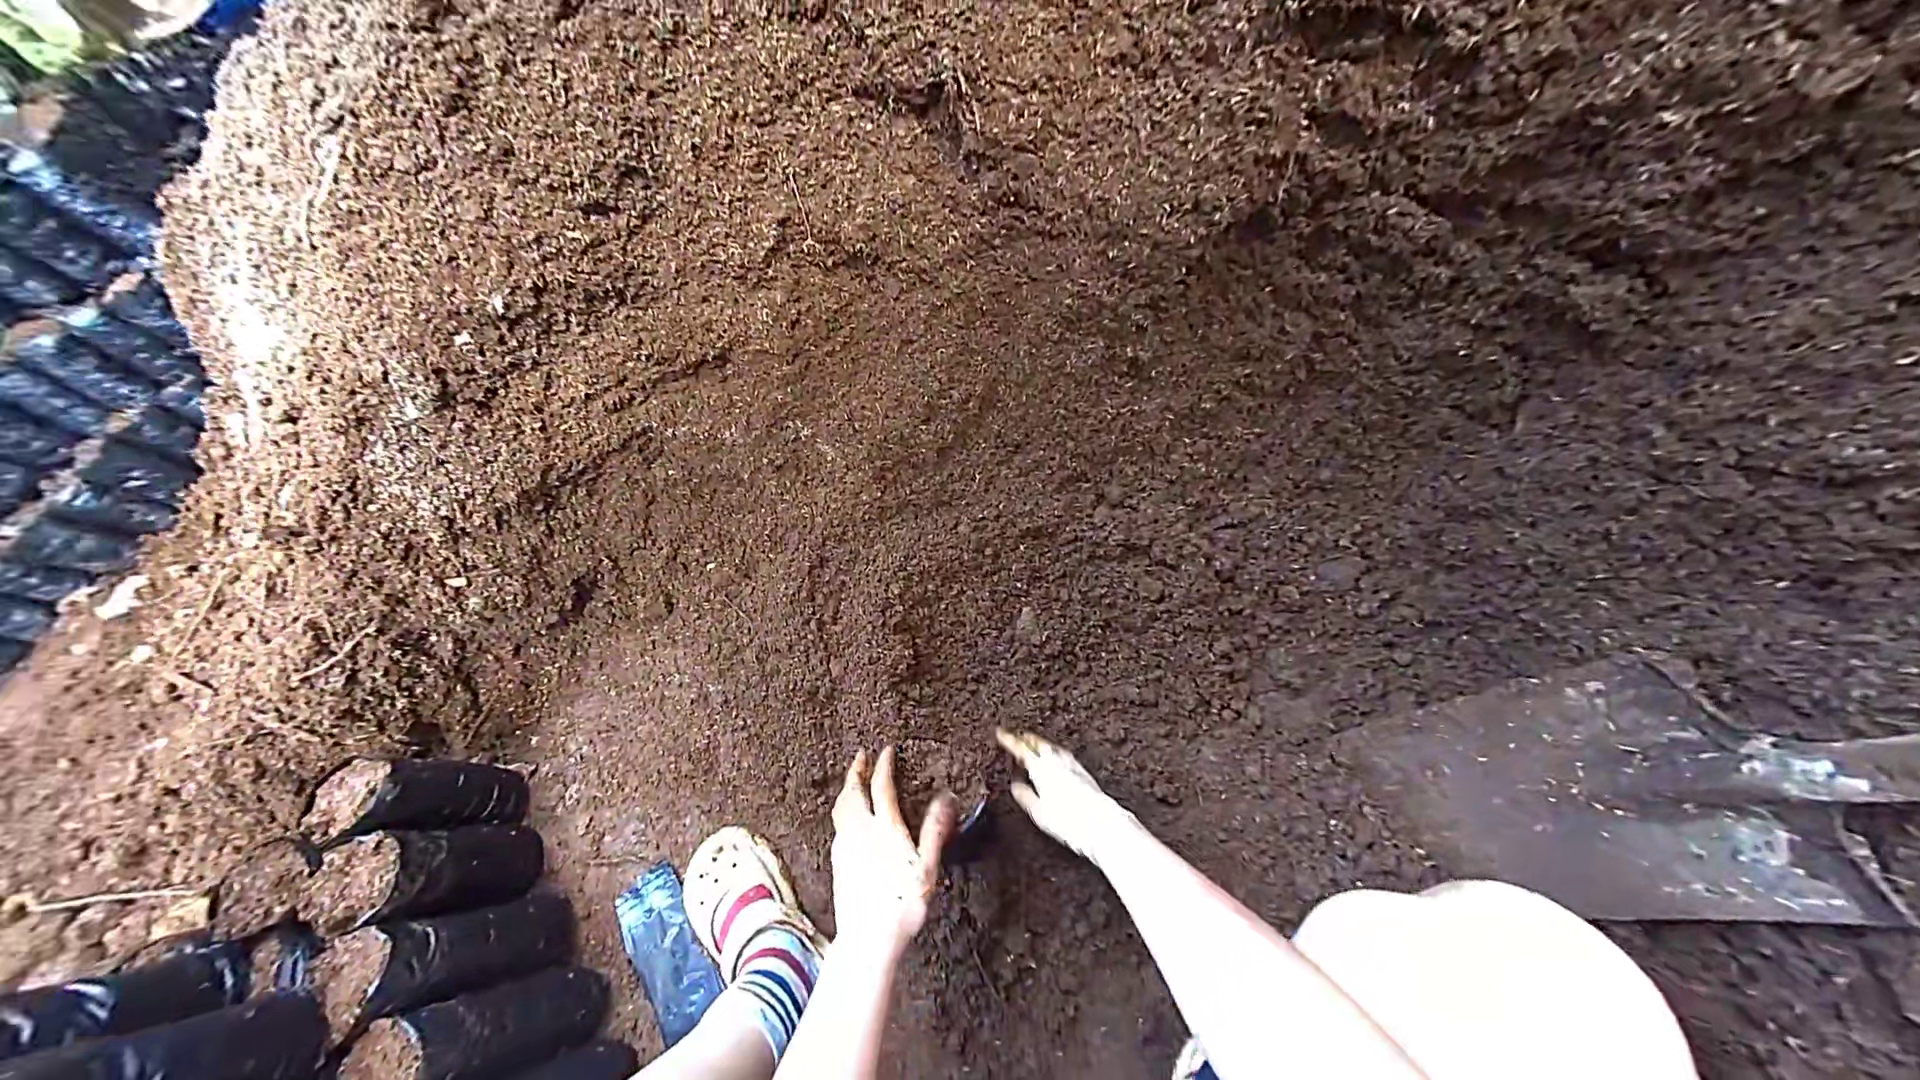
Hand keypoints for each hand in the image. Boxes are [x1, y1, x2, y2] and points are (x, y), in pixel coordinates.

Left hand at [830, 746, 958, 953]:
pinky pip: (837, 825)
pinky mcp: (837, 863)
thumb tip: (946, 800)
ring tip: (851, 782)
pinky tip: (848, 820)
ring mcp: (845, 847)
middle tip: (861, 756)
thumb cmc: (901, 905)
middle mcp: (860, 832)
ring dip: (846, 789)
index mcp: (884, 828)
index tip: (887, 751)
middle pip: (852, 792)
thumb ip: (935, 831)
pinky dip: (842, 810)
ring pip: (841, 808)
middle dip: (856, 771)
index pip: (881, 787)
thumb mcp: (927, 868)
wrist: (867, 940)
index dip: (884, 765)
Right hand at [996, 729, 1140, 865]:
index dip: (1009, 740)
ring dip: (1042, 744)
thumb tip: (1016, 786)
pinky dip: (1056, 753)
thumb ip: (1025, 795)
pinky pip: (1064, 755)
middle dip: (1026, 738)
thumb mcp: (1038, 811)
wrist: (1101, 824)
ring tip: (1035, 744)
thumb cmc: (1069, 820)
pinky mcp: (1083, 772)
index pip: (1021, 749)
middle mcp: (1057, 762)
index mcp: (1041, 767)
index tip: (1001, 733)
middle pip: (1038, 744)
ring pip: (1052, 748)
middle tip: (1017, 736)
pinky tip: (1057, 758)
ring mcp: (1072, 765)